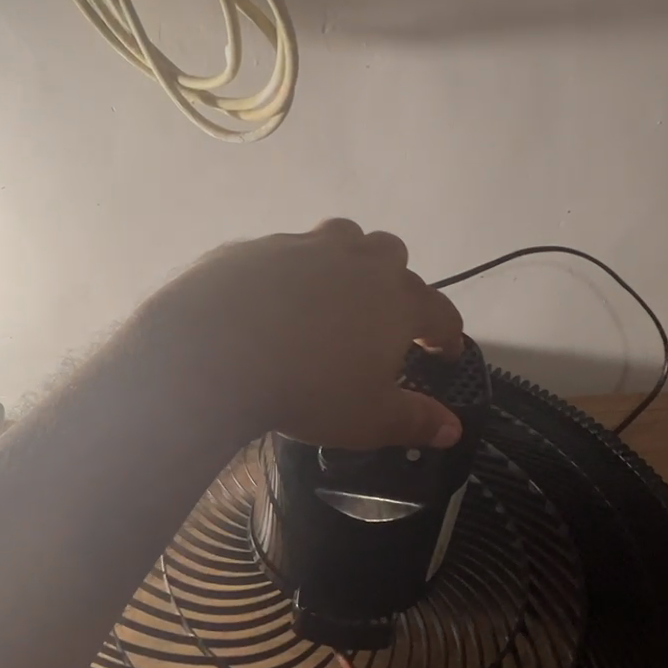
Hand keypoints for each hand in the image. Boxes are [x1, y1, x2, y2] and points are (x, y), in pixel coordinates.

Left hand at [132, 219, 465, 449]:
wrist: (215, 351)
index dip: (446, 333)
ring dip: (347, 262)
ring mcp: (304, 247)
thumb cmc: (309, 390)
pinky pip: (285, 253)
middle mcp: (356, 261)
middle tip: (382, 319)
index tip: (445, 351)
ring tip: (333, 295)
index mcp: (396, 300)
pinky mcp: (256, 248)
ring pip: (341, 239)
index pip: (438, 311)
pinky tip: (272, 303)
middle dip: (395, 283)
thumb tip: (451, 429)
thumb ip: (415, 421)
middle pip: (391, 256)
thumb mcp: (369, 419)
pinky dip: (290, 273)